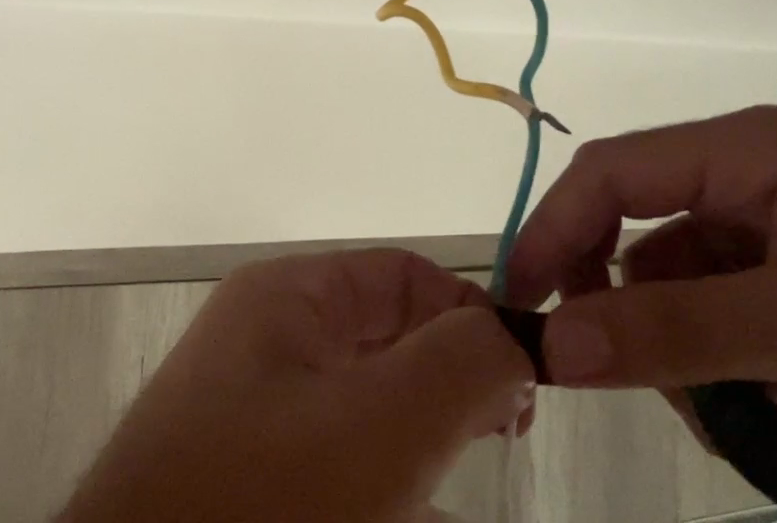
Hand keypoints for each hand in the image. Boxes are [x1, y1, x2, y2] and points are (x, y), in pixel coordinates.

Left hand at [59, 248, 534, 522]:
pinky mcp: (251, 483)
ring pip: (370, 413)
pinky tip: (414, 512)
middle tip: (505, 434)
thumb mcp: (384, 422)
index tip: (524, 382)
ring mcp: (255, 420)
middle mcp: (268, 347)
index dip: (472, 315)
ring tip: (463, 479)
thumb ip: (465, 361)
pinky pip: (341, 469)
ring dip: (426, 442)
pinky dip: (387, 487)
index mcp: (287, 302)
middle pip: (390, 342)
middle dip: (454, 385)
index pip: (404, 277)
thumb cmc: (265, 501)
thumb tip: (513, 340)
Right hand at [505, 105, 776, 522]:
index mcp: (749, 150)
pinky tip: (770, 404)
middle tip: (621, 377)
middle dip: (621, 303)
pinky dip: (719, 363)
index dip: (553, 230)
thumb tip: (552, 346)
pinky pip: (719, 314)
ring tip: (730, 409)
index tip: (518, 310)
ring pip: (675, 283)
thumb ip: (678, 331)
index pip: (613, 173)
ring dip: (677, 348)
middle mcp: (752, 177)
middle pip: (638, 229)